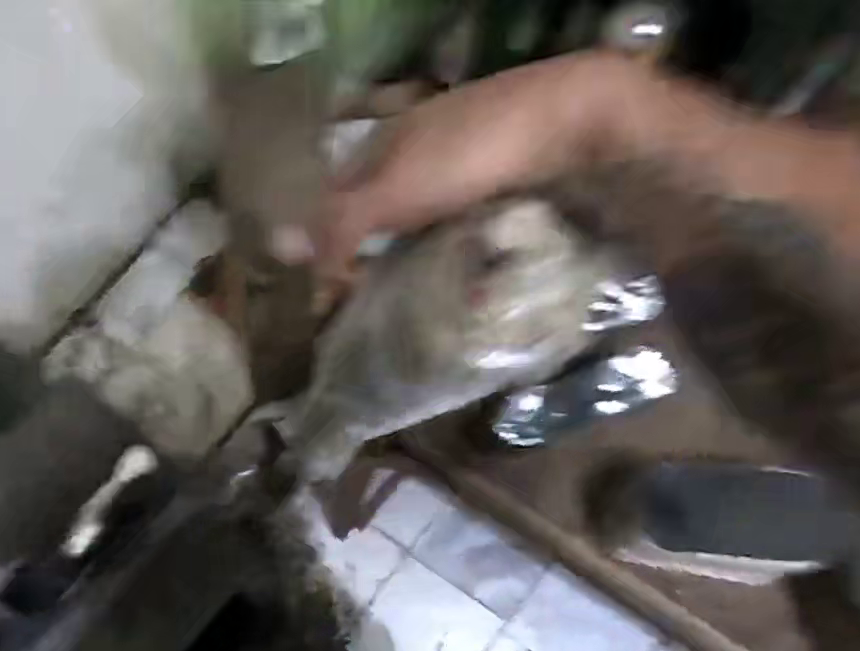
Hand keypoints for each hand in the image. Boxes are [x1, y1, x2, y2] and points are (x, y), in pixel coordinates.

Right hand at [313, 51, 658, 285]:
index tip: (329, 302)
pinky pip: (452, 238)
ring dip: (405, 272)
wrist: (573, 125)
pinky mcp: (491, 195)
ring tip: (403, 314)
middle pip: (373, 223)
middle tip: (366, 316)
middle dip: (366, 268)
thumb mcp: (390, 192)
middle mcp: (413, 159)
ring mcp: (455, 176)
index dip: (325, 254)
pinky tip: (449, 291)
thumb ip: (336, 227)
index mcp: (381, 149)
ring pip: (412, 234)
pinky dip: (445, 265)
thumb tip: (286, 261)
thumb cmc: (470, 154)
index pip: (333, 207)